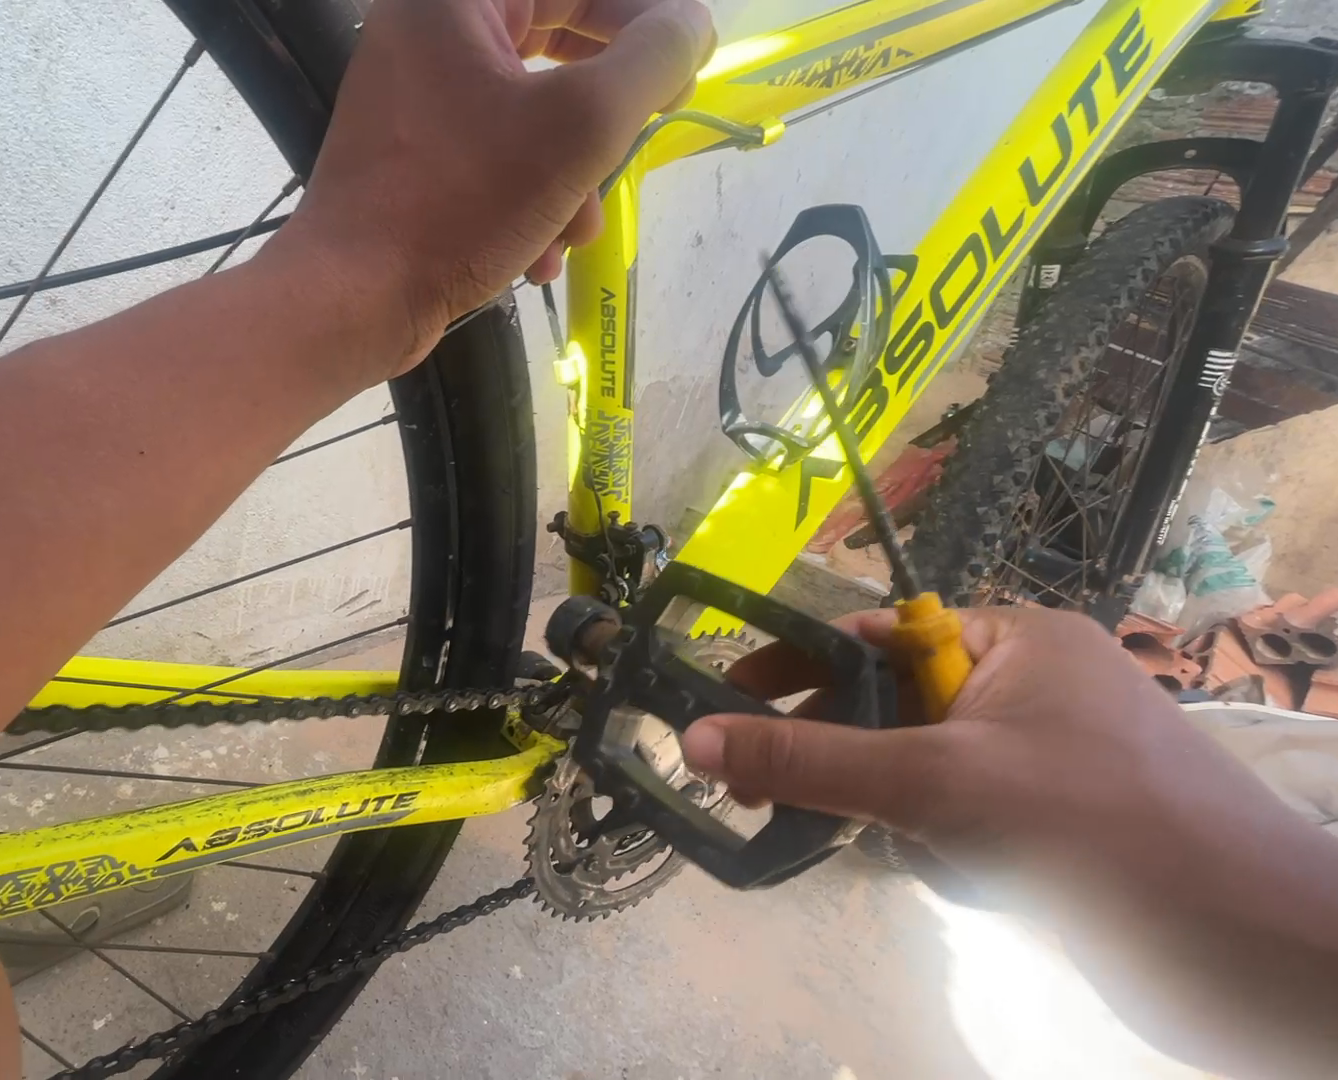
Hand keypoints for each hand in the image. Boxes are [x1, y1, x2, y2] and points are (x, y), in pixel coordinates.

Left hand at [270, 0, 714, 377]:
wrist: (352, 301)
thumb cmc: (462, 204)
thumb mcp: (580, 127)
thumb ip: (651, 61)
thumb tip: (688, 26)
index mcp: (454, 0)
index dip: (641, 23)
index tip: (680, 73)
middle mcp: (424, 38)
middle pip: (547, 51)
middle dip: (600, 119)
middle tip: (638, 141)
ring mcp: (410, 109)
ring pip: (519, 122)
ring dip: (566, 180)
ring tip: (579, 234)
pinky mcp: (407, 170)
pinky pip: (483, 167)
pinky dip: (522, 207)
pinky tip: (538, 260)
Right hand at [680, 607, 1323, 916]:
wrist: (1270, 973)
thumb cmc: (1101, 831)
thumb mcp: (934, 782)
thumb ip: (806, 760)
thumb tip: (694, 739)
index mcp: (1011, 642)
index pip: (870, 635)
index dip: (793, 665)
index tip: (726, 698)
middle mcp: (1021, 687)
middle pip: (882, 707)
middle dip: (836, 755)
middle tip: (756, 790)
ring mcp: (1034, 756)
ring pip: (907, 768)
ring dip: (892, 811)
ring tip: (903, 847)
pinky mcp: (1044, 819)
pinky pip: (945, 812)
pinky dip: (935, 844)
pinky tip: (965, 876)